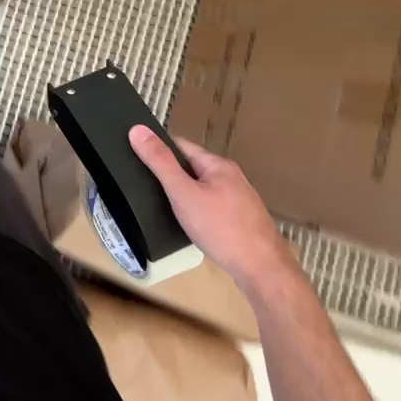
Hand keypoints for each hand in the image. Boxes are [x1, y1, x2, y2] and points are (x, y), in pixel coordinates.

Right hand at [129, 127, 294, 290]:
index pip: (180, 146)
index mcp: (219, 165)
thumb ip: (160, 161)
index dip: (158, 151)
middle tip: (148, 188)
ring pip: (203, 189)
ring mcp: (241, 200)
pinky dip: (198, 210)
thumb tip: (137, 129)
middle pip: (192, 167)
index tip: (137, 162)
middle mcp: (233, 178)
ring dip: (185, 194)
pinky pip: (213, 206)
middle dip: (171, 175)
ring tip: (165, 207)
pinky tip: (191, 224)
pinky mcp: (244, 221)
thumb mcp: (182, 192)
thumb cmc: (220, 227)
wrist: (263, 271)